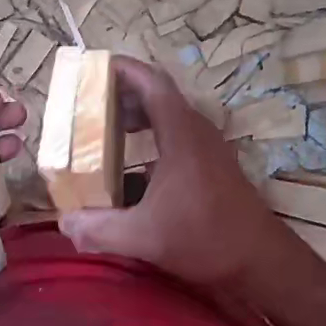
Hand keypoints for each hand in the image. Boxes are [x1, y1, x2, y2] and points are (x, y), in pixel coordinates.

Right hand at [57, 56, 297, 291]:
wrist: (260, 259)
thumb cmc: (205, 237)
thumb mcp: (145, 237)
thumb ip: (100, 229)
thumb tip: (65, 223)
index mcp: (180, 131)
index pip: (150, 81)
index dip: (122, 68)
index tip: (94, 66)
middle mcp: (195, 129)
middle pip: (156, 93)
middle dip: (122, 92)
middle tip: (88, 101)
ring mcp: (206, 144)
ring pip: (167, 113)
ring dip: (137, 113)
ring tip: (104, 126)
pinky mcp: (211, 161)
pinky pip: (175, 133)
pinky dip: (151, 135)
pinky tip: (131, 164)